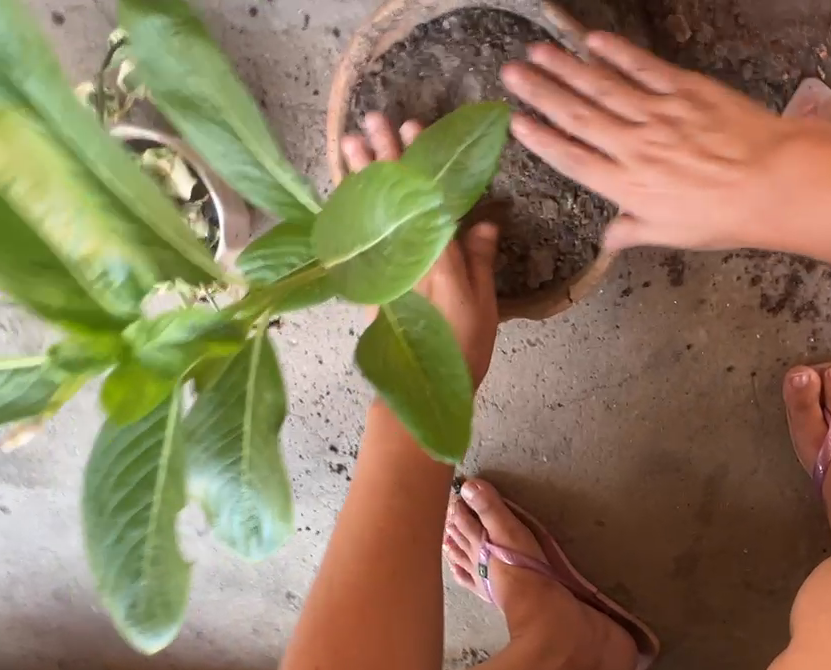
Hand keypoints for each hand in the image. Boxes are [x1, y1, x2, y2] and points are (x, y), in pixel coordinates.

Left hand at [341, 114, 501, 389]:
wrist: (424, 386)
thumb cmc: (464, 347)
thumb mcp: (484, 305)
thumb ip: (479, 261)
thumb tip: (482, 221)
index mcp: (437, 259)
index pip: (425, 199)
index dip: (417, 163)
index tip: (410, 128)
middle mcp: (405, 257)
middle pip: (391, 200)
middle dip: (381, 159)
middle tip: (370, 122)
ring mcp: (385, 268)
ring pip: (369, 216)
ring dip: (357, 178)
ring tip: (347, 144)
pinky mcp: (373, 282)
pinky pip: (360, 240)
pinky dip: (352, 214)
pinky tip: (347, 193)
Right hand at [499, 33, 804, 250]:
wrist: (768, 183)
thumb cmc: (723, 217)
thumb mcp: (673, 235)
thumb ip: (636, 230)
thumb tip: (610, 238)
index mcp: (628, 186)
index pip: (574, 160)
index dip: (543, 140)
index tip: (518, 123)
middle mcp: (634, 146)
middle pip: (577, 115)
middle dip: (541, 93)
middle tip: (512, 74)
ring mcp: (656, 113)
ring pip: (601, 86)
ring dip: (566, 66)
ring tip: (538, 52)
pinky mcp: (682, 89)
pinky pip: (641, 66)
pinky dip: (615, 52)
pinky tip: (593, 41)